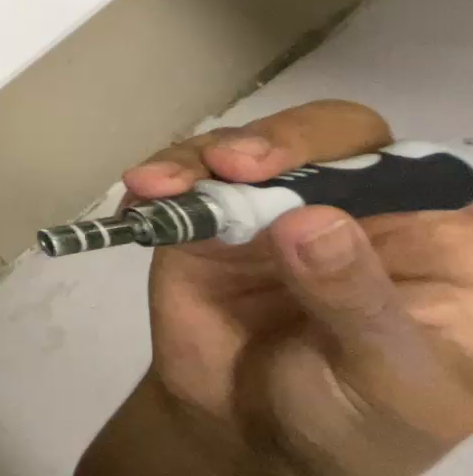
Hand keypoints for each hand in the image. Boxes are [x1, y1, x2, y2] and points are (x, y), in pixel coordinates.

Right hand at [85, 101, 472, 474]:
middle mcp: (353, 211)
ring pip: (244, 145)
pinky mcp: (203, 214)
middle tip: (235, 165)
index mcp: (429, 248)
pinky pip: (181, 175)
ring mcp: (269, 208)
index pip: (421, 174)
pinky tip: (142, 198)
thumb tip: (313, 220)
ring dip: (198, 156)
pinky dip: (158, 178)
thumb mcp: (386, 381)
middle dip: (280, 139)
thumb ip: (356, 303)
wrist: (244, 432)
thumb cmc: (353, 420)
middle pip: (330, 138)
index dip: (376, 156)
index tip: (315, 169)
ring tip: (158, 187)